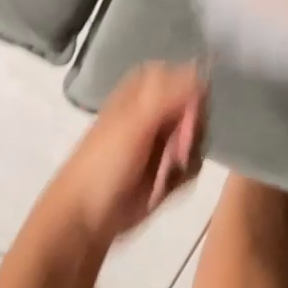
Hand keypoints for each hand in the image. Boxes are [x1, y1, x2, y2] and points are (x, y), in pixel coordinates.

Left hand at [41, 62, 207, 243]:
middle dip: (193, 129)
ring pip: (198, 136)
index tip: (192, 108)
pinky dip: (184, 175)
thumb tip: (202, 68)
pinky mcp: (167, 170)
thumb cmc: (104, 164)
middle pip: (196, 107)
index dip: (193, 90)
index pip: (183, 75)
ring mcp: (161, 141)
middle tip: (178, 147)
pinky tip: (167, 186)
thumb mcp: (134, 122)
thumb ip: (169, 93)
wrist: (85, 220)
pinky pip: (193, 164)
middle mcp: (155, 112)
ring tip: (168, 172)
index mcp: (142, 91)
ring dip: (189, 155)